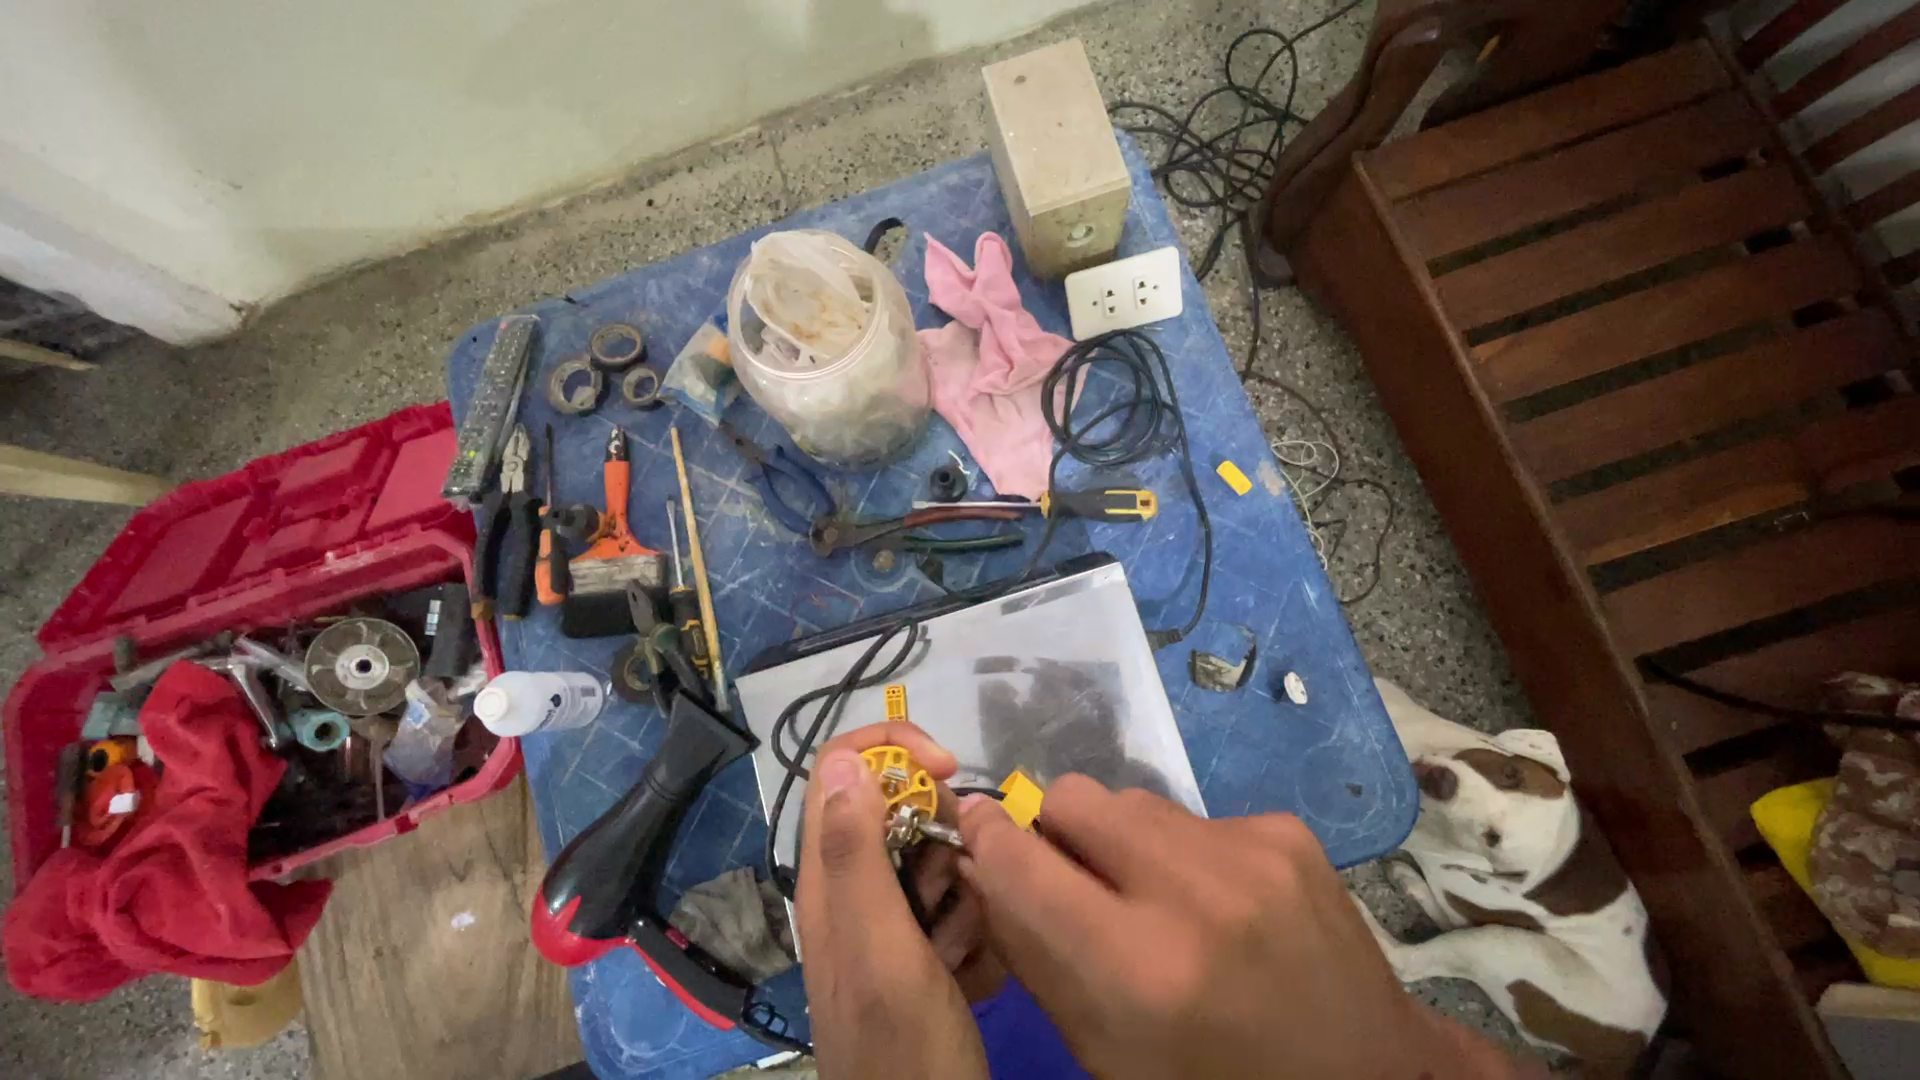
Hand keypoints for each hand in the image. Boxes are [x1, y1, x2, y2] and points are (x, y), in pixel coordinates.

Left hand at [795, 722, 987, 1079]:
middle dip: (943, 828)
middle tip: (966, 876)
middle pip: (897, 807)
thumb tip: (844, 759)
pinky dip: (975, 923)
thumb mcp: (882, 951)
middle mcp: (852, 888)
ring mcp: (887, 920)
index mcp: (831, 877)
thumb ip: (855, 856)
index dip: (892, 750)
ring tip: (969, 941)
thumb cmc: (906, 1051)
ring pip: (934, 855)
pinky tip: (977, 967)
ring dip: (966, 885)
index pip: (841, 768)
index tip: (948, 768)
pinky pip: (954, 902)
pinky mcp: (919, 949)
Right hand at [957, 775, 1535, 1079]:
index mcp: (1138, 970)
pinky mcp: (1286, 831)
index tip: (974, 823)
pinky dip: (1183, 850)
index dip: (984, 833)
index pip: (1019, 859)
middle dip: (1058, 831)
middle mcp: (1193, 893)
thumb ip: (1031, 948)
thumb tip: (978, 860)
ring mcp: (1250, 852)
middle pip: (1072, 796)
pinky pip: (1191, 814)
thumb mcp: (1102, 1049)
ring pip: (1130, 799)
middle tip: (1079, 878)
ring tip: (1155, 896)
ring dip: (1122, 839)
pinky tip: (1217, 899)